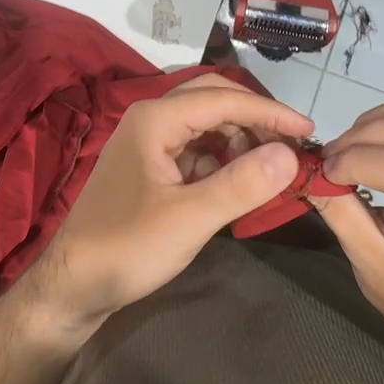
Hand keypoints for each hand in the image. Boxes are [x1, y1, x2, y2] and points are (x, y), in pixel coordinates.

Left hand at [28, 73, 313, 332]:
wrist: (74, 284)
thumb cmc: (127, 247)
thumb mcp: (190, 219)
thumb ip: (241, 184)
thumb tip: (290, 154)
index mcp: (156, 118)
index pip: (224, 99)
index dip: (270, 112)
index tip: (309, 131)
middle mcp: (152, 119)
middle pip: (214, 100)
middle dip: (256, 118)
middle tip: (294, 145)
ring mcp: (149, 142)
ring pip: (206, 124)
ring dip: (240, 137)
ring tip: (274, 164)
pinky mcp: (151, 166)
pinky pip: (196, 148)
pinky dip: (223, 158)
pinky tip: (242, 178)